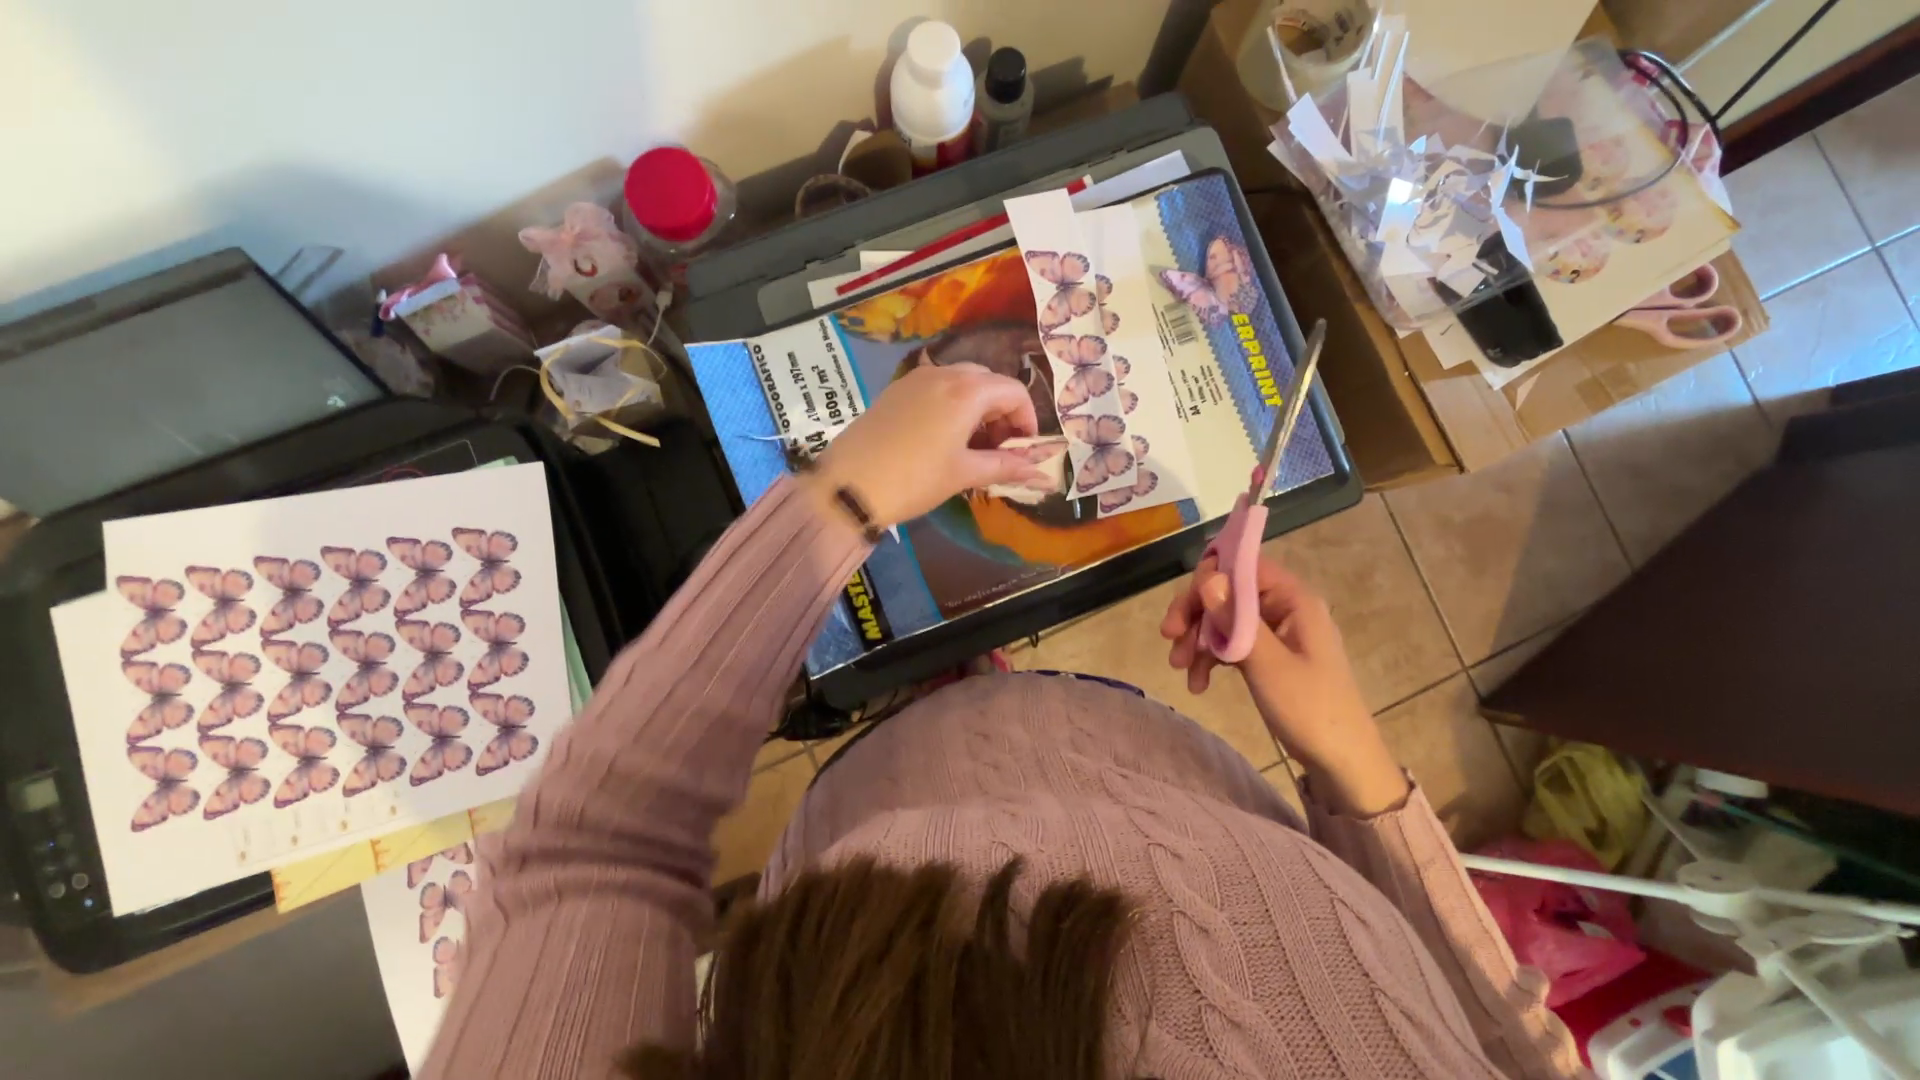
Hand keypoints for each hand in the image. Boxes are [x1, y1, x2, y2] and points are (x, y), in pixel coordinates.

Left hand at [809, 361, 1045, 527]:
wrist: (848, 485)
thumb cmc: (914, 479)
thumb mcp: (964, 474)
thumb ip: (1006, 467)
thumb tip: (1042, 474)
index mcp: (967, 390)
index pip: (1014, 391)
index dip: (1027, 420)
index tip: (1024, 450)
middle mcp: (944, 373)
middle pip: (989, 382)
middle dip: (1002, 413)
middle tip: (999, 450)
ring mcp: (916, 379)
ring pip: (962, 383)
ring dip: (978, 409)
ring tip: (972, 448)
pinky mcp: (897, 390)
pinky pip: (937, 388)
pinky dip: (952, 406)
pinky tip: (944, 439)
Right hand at [1160, 554, 1410, 816]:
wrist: (1341, 762)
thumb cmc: (1310, 710)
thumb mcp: (1268, 664)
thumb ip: (1236, 619)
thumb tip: (1208, 576)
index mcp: (1294, 600)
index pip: (1243, 566)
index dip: (1208, 578)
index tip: (1183, 610)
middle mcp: (1284, 608)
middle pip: (1228, 591)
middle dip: (1196, 613)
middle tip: (1168, 639)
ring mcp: (1276, 633)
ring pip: (1224, 618)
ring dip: (1197, 639)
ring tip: (1179, 669)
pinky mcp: (1268, 655)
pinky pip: (1230, 643)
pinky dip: (1210, 658)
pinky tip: (1197, 683)